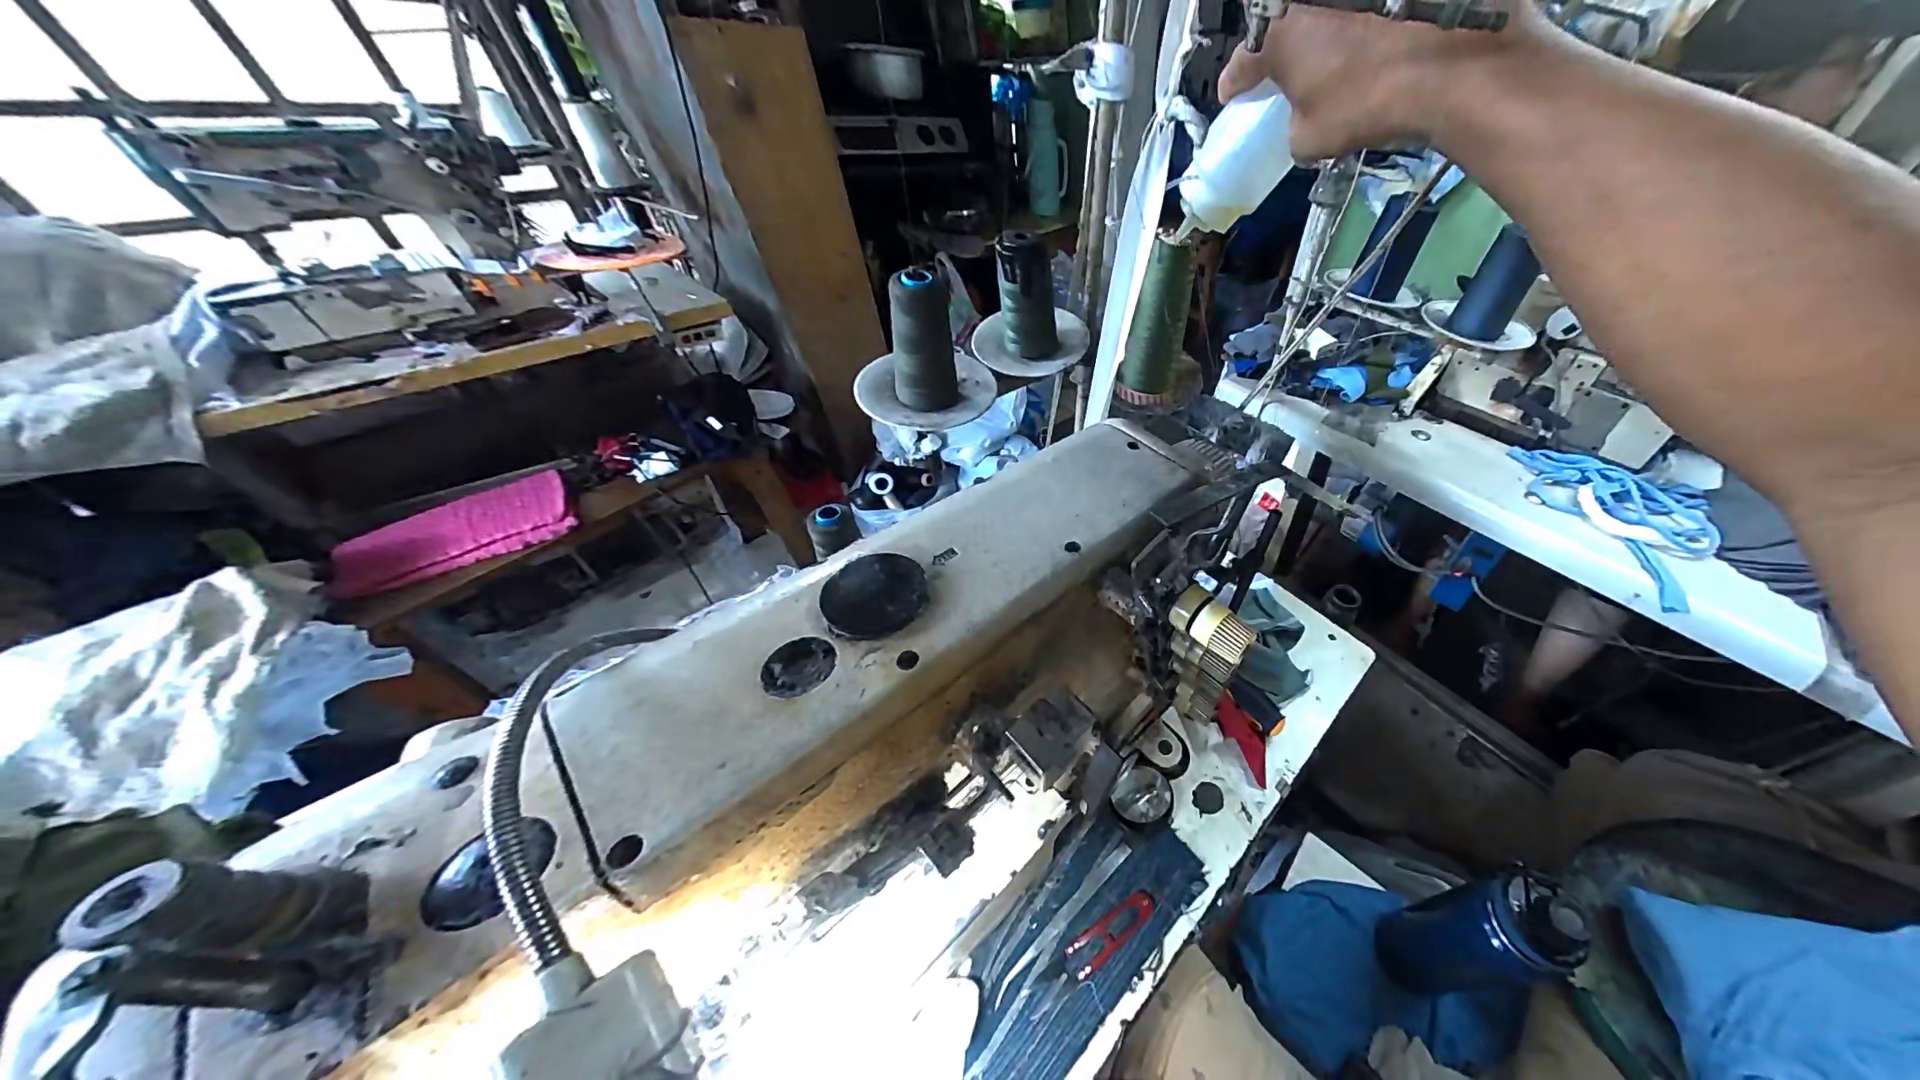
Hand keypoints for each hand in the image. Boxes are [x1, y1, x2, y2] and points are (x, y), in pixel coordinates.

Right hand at [1217, 2, 1550, 160]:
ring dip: (1326, 30)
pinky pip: (1372, 11)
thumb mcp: (1310, 139)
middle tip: (1287, 67)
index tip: (1234, 92)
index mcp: (1278, 32)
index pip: (1242, 62)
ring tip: (1336, 53)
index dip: (1235, 82)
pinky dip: (1370, 22)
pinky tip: (1380, 39)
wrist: (1458, 66)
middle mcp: (1311, 0)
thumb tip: (1302, 120)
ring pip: (1327, 13)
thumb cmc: (1368, 103)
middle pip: (1285, 22)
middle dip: (1282, 45)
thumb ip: (1293, 127)